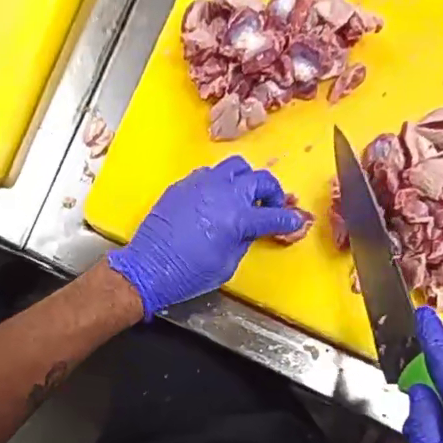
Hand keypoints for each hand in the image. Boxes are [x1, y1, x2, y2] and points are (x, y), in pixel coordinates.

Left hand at [106, 156, 305, 319]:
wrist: (148, 268)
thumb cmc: (187, 274)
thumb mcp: (225, 266)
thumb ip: (243, 242)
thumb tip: (248, 231)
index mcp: (238, 218)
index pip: (273, 214)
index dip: (288, 219)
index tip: (294, 221)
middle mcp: (223, 193)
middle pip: (259, 178)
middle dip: (271, 191)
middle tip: (270, 205)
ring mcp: (202, 184)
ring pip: (235, 167)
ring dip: (246, 179)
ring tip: (244, 196)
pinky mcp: (183, 185)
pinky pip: (209, 174)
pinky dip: (220, 183)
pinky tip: (217, 199)